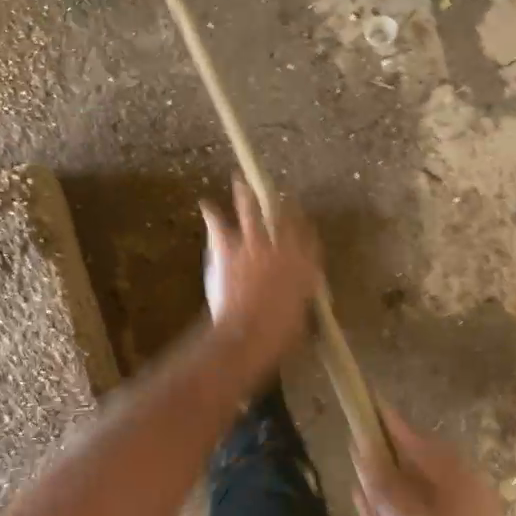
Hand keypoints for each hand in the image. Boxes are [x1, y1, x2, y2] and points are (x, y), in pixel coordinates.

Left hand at [199, 180, 321, 352]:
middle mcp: (282, 249)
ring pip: (251, 212)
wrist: (248, 334)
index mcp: (304, 267)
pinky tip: (205, 203)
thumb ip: (299, 299)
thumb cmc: (278, 335)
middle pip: (283, 219)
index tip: (303, 219)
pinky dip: (211, 213)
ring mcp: (254, 245)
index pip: (309, 239)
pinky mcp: (228, 249)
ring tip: (240, 180)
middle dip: (281, 204)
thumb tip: (298, 299)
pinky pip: (219, 225)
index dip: (305, 227)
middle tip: (280, 193)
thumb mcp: (299, 318)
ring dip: (245, 195)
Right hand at [354, 404, 510, 515]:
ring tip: (360, 488)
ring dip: (381, 492)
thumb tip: (363, 443)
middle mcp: (460, 500)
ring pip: (407, 497)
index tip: (363, 401)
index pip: (418, 440)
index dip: (388, 424)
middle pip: (412, 468)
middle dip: (382, 464)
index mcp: (462, 482)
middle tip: (355, 456)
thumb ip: (381, 479)